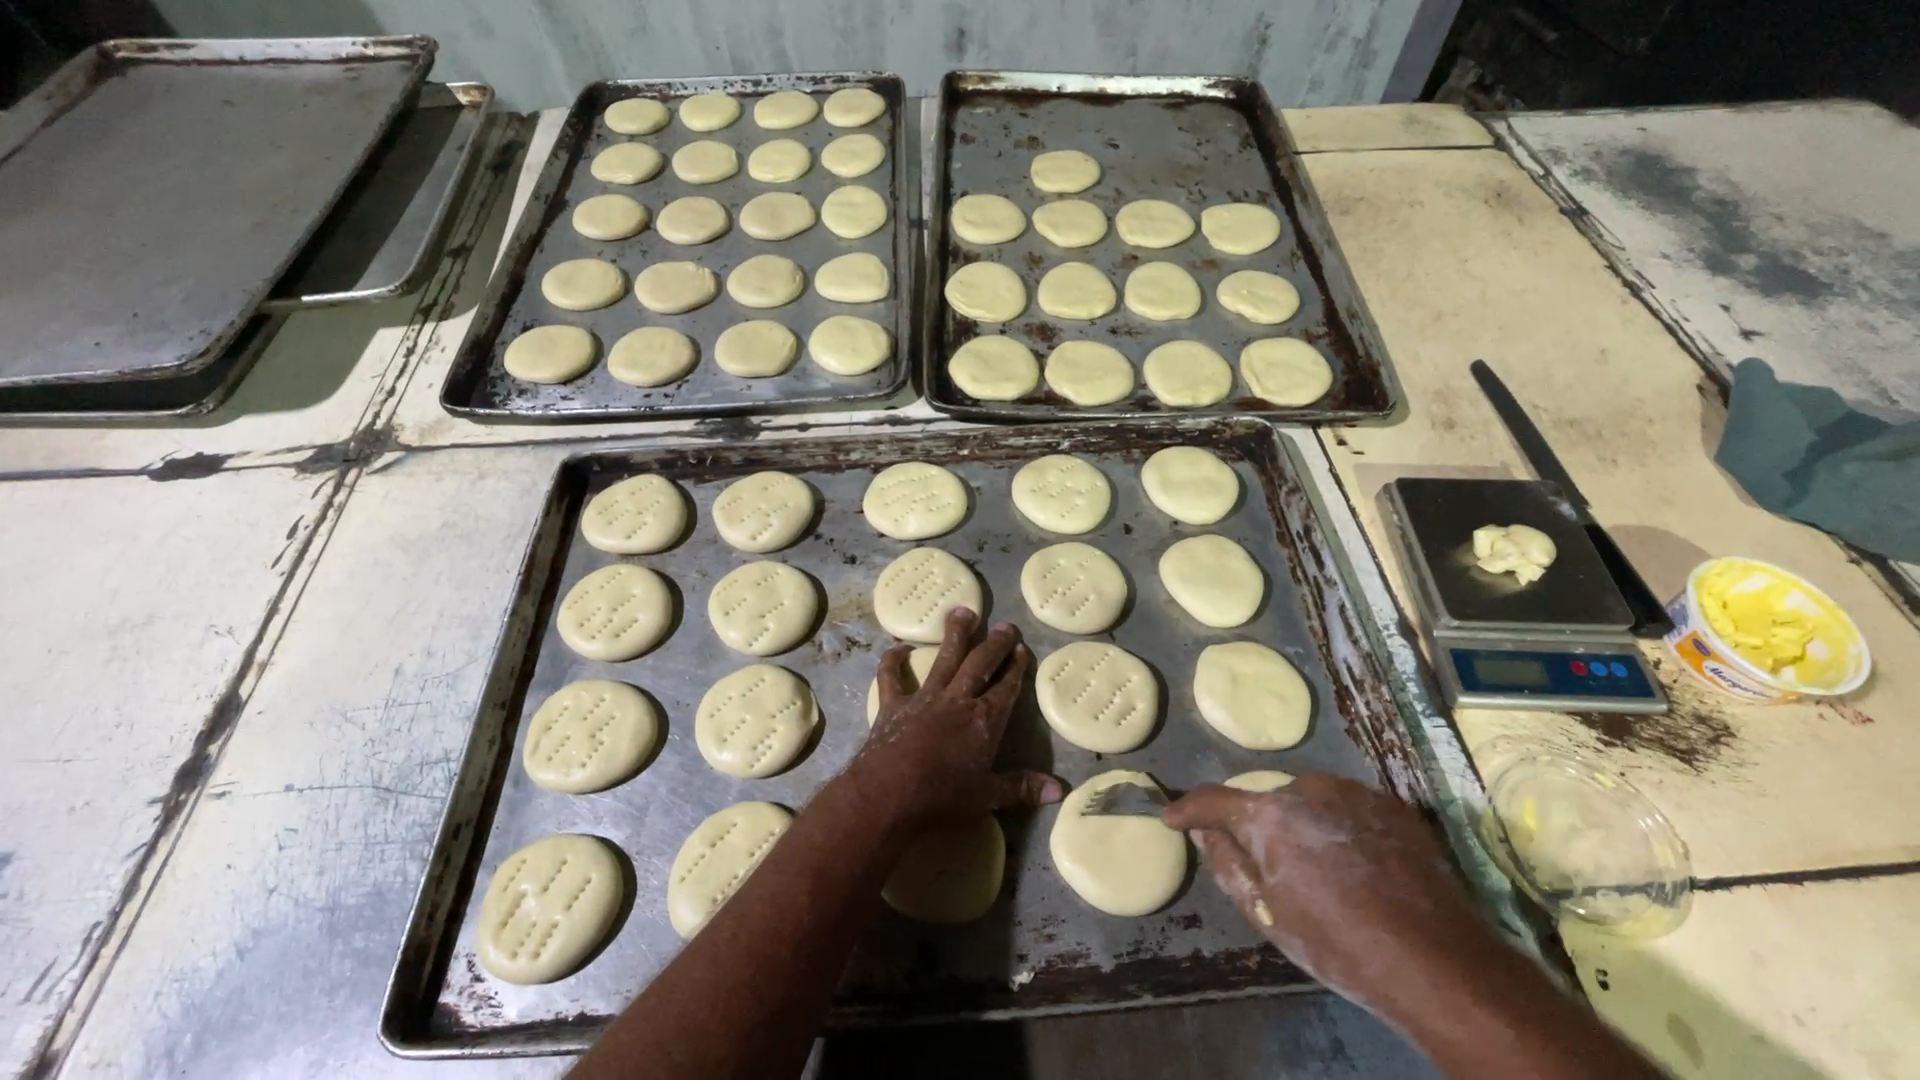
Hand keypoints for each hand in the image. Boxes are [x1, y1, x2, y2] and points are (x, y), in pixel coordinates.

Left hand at [853, 608, 1063, 827]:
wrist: (887, 796)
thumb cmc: (941, 800)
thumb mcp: (986, 798)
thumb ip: (1021, 788)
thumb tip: (1059, 790)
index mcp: (984, 722)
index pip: (1006, 688)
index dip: (1015, 668)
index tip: (1021, 649)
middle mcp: (957, 702)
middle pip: (980, 665)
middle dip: (995, 645)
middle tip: (1005, 626)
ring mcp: (924, 699)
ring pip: (944, 659)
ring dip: (955, 634)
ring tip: (963, 611)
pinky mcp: (892, 705)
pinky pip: (892, 676)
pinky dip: (894, 660)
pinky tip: (900, 647)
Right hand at [1163, 773, 1489, 1006]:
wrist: (1433, 960)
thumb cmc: (1335, 942)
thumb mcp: (1266, 913)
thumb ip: (1225, 862)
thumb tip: (1201, 830)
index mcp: (1268, 815)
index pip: (1214, 800)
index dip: (1188, 808)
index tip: (1171, 817)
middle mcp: (1307, 788)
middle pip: (1266, 801)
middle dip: (1259, 825)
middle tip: (1269, 866)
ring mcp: (1355, 793)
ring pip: (1309, 801)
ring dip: (1302, 823)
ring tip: (1319, 869)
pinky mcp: (1392, 806)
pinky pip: (1347, 808)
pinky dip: (1338, 827)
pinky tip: (1354, 865)